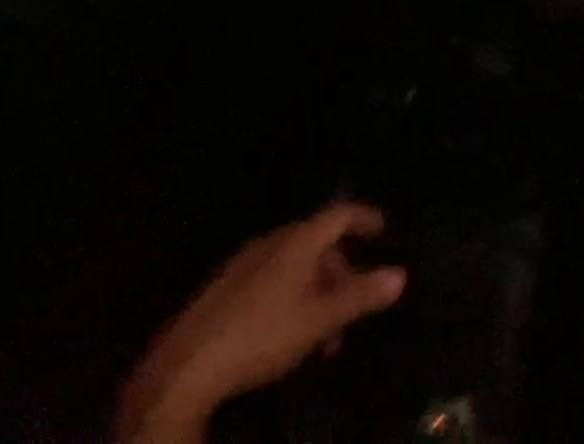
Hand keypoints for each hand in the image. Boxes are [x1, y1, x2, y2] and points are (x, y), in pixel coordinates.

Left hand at [116, 203, 406, 443]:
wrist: (183, 369)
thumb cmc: (262, 335)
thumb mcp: (321, 318)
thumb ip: (362, 295)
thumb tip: (400, 274)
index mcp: (296, 242)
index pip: (338, 213)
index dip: (364, 217)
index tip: (382, 228)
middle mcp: (270, 243)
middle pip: (317, 242)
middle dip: (342, 270)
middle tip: (356, 301)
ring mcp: (242, 265)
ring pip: (294, 266)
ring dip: (318, 290)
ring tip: (325, 332)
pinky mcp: (223, 290)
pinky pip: (271, 280)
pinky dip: (292, 296)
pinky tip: (290, 332)